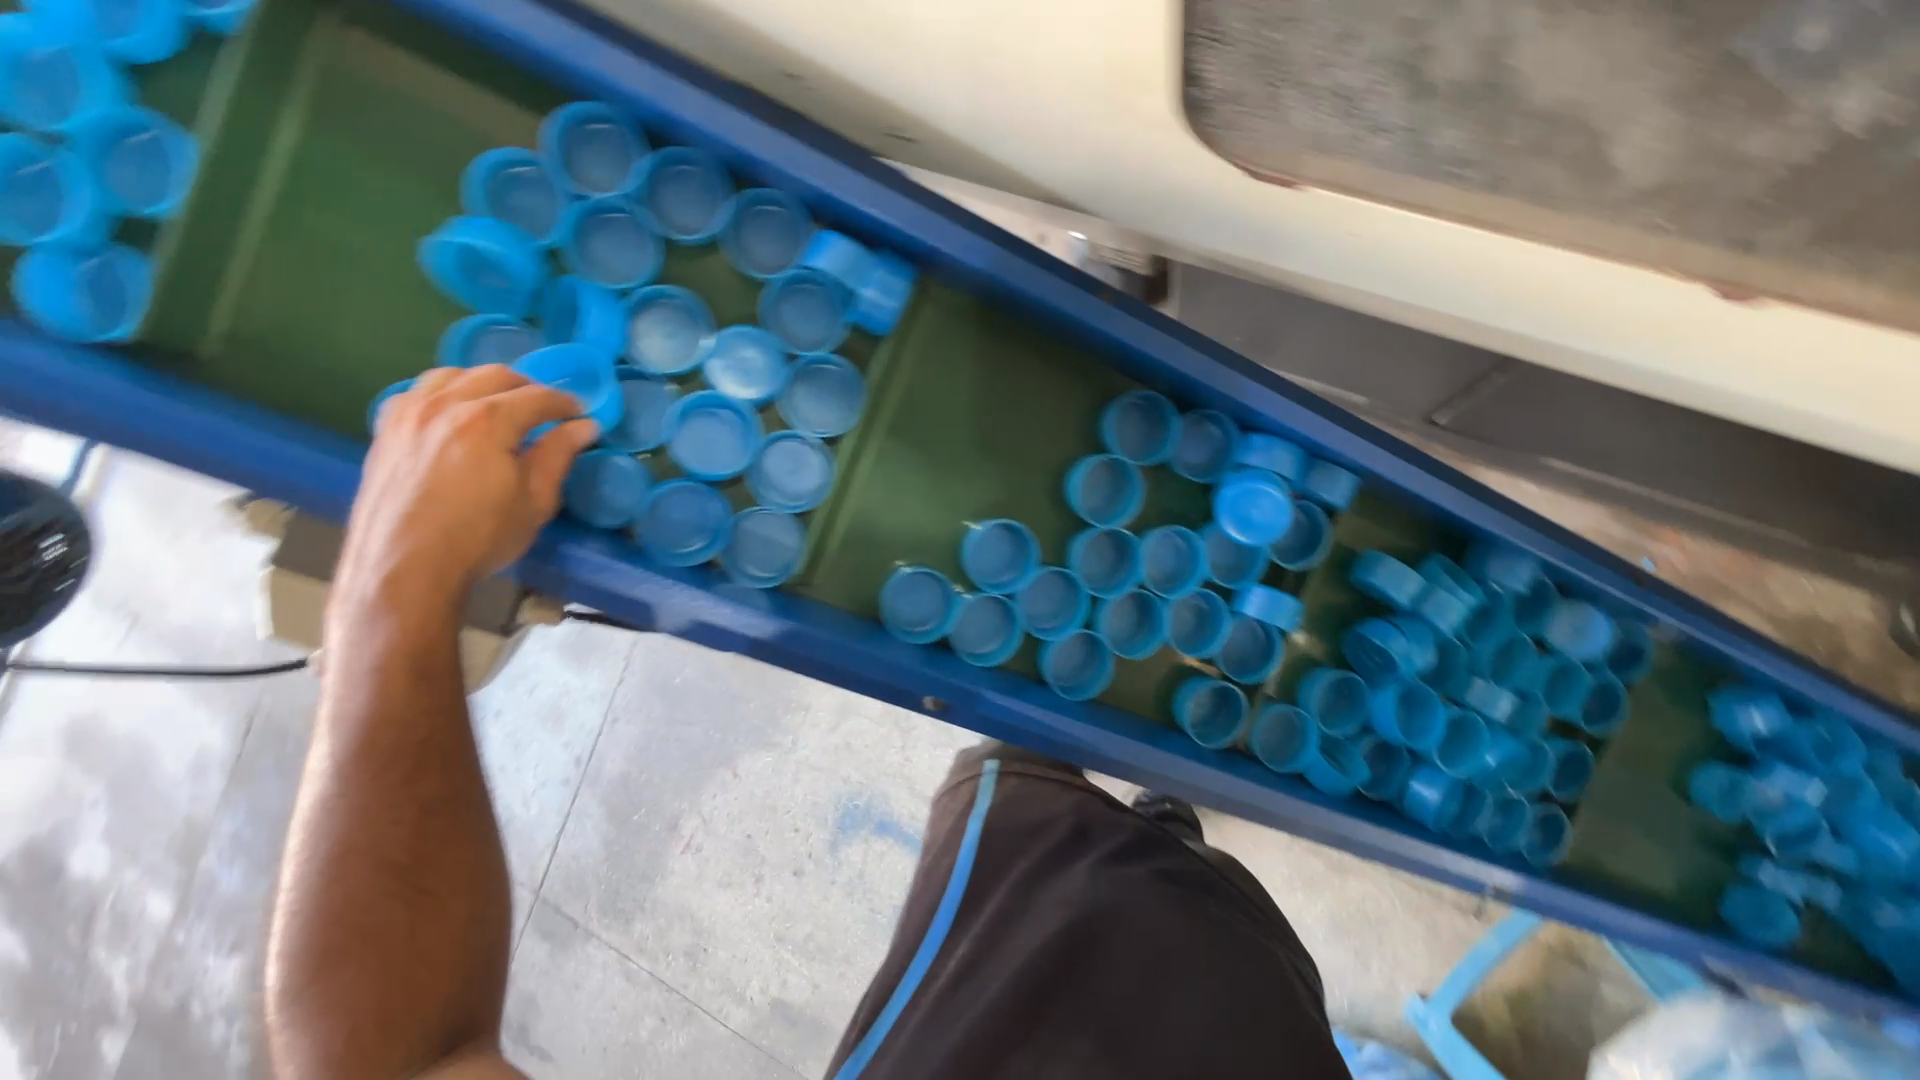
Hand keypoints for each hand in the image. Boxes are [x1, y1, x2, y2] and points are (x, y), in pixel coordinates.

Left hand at [332, 365, 598, 629]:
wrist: (406, 566)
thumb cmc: (480, 537)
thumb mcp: (534, 501)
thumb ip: (558, 456)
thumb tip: (584, 427)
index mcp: (488, 420)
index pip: (537, 397)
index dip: (564, 403)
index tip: (580, 414)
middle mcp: (446, 404)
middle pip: (495, 375)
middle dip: (527, 388)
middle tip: (544, 411)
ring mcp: (410, 413)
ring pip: (452, 375)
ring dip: (482, 384)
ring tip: (497, 407)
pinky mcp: (386, 429)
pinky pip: (417, 393)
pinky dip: (443, 394)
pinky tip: (452, 417)